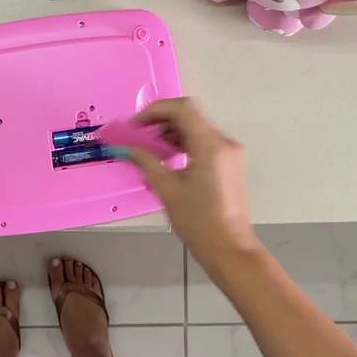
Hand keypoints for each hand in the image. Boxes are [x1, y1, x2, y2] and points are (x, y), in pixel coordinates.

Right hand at [115, 98, 259, 264]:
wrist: (229, 248)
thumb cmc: (198, 221)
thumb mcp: (167, 189)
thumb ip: (146, 161)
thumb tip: (126, 148)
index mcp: (210, 145)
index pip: (182, 108)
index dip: (154, 110)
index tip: (135, 125)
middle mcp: (224, 142)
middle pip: (190, 115)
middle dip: (161, 121)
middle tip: (138, 136)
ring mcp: (230, 152)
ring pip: (197, 127)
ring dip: (172, 131)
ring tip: (149, 149)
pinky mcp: (230, 163)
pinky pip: (204, 141)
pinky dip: (184, 143)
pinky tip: (167, 157)